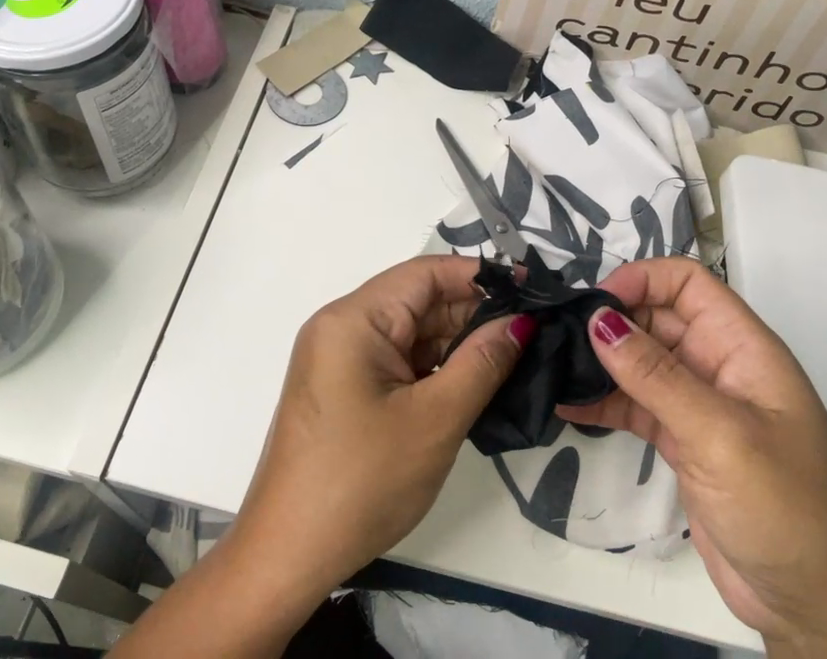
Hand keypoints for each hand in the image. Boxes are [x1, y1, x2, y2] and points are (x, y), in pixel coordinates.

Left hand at [235, 254, 530, 589]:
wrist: (289, 553)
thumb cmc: (362, 482)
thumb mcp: (435, 420)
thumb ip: (483, 362)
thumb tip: (522, 321)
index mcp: (353, 319)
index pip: (425, 273)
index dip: (480, 276)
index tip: (534, 286)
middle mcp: (341, 328)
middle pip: (418, 302)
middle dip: (475, 312)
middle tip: (537, 329)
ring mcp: (339, 361)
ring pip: (410, 334)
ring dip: (459, 343)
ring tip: (518, 355)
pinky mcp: (344, 391)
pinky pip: (397, 363)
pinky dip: (436, 369)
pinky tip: (477, 381)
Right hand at [559, 258, 826, 658]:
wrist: (821, 606)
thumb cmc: (788, 509)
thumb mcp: (720, 435)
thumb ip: (656, 377)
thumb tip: (597, 320)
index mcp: (744, 349)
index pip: (687, 284)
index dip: (640, 280)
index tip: (591, 305)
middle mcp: (721, 368)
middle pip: (658, 319)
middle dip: (609, 320)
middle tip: (555, 336)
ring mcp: (701, 409)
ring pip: (641, 363)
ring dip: (599, 362)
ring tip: (550, 368)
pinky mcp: (684, 446)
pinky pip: (636, 407)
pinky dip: (602, 403)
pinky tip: (565, 406)